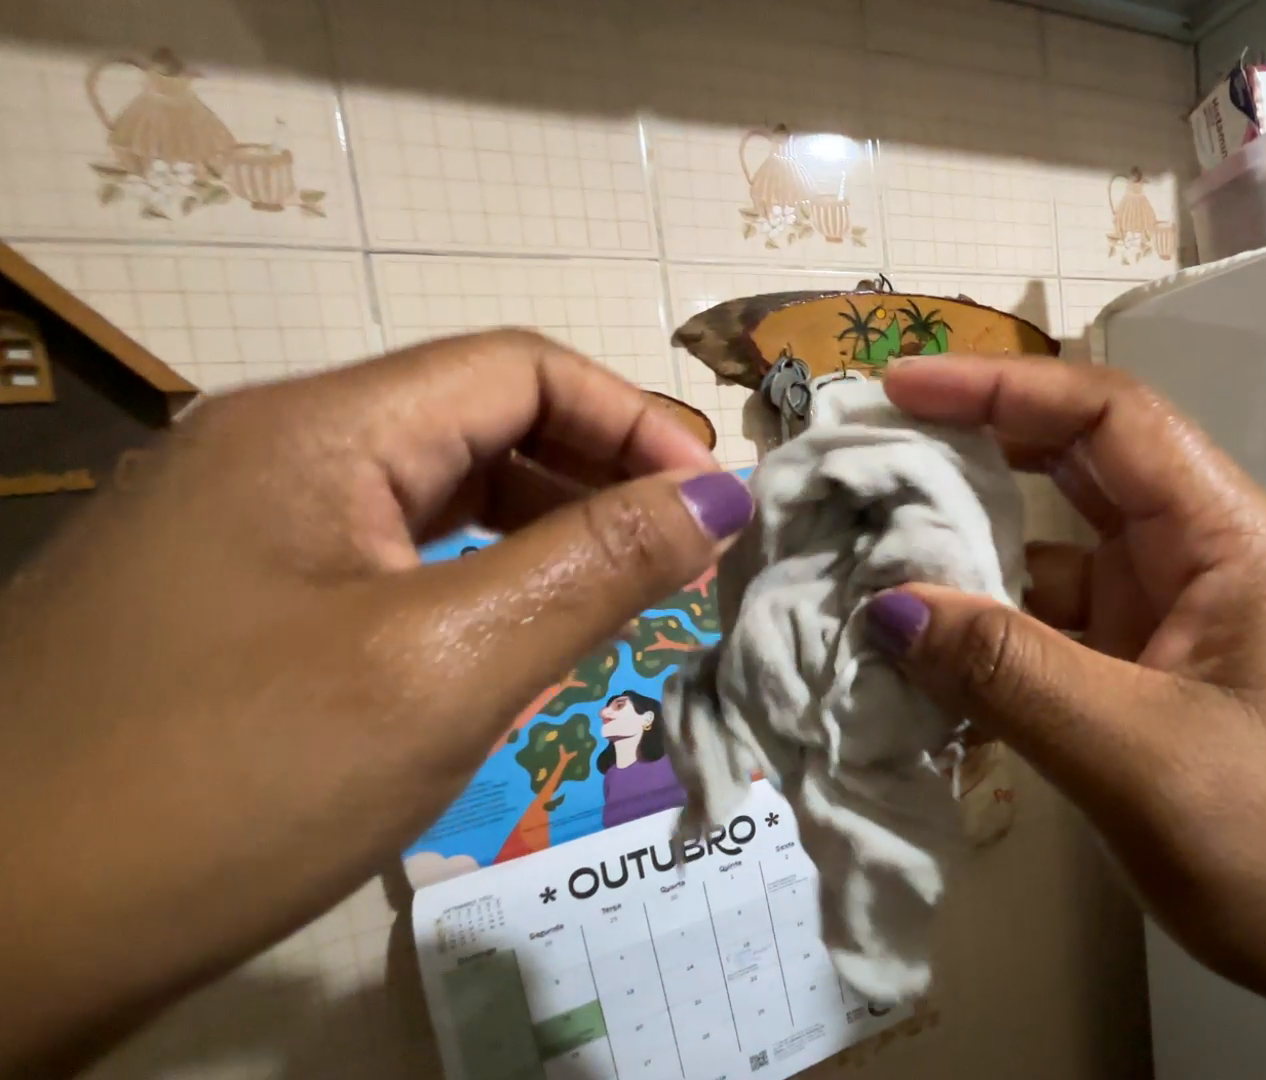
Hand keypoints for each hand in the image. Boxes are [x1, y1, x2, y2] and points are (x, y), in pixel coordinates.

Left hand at [0, 331, 754, 1074]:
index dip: (635, 421)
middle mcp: (289, 454)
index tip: (713, 500)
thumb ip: (598, 566)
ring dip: (562, 527)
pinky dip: (502, 577)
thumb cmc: (225, 785)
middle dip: (608, 474)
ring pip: (459, 493)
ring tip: (639, 588)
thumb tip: (722, 497)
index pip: (522, 371)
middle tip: (692, 549)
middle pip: (492, 422)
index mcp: (321, 432)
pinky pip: (418, 557)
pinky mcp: (264, 603)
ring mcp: (269, 532)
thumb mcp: (449, 665)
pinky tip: (541, 631)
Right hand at [867, 357, 1265, 1078]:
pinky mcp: (1144, 669)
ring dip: (972, 549)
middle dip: (976, 448)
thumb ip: (1010, 673)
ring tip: (875, 550)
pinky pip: (1053, 623)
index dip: (1004, 388)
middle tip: (875, 451)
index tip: (904, 386)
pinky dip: (990, 628)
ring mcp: (1170, 614)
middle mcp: (1199, 555)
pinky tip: (927, 648)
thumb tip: (889, 607)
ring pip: (1056, 549)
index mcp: (1228, 538)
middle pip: (1079, 466)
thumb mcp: (1139, 755)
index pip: (1112, 418)